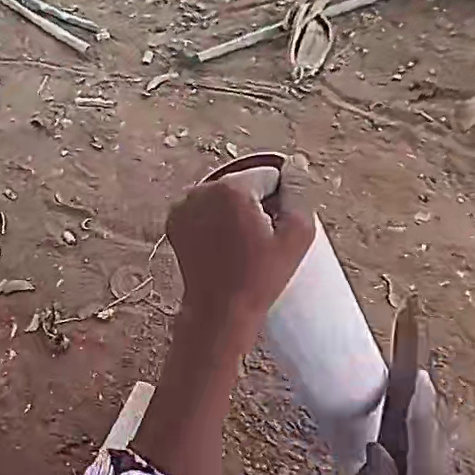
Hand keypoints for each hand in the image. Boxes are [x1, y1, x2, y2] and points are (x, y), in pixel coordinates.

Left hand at [164, 175, 315, 345]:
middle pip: (244, 184)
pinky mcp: (174, 222)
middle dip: (256, 204)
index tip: (275, 230)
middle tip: (260, 240)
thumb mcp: (298, 235)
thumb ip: (300, 192)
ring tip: (242, 245)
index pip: (269, 176)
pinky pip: (205, 210)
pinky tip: (223, 246)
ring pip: (223, 196)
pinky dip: (215, 221)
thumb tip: (295, 165)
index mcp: (231, 189)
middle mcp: (202, 191)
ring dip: (235, 211)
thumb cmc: (259, 278)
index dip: (280, 202)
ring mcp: (183, 206)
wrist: (219, 310)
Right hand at [364, 366, 474, 474]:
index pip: (422, 422)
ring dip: (407, 462)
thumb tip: (378, 447)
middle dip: (408, 432)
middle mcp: (445, 474)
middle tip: (387, 440)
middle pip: (424, 441)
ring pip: (425, 463)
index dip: (420, 397)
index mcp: (428, 469)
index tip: (420, 374)